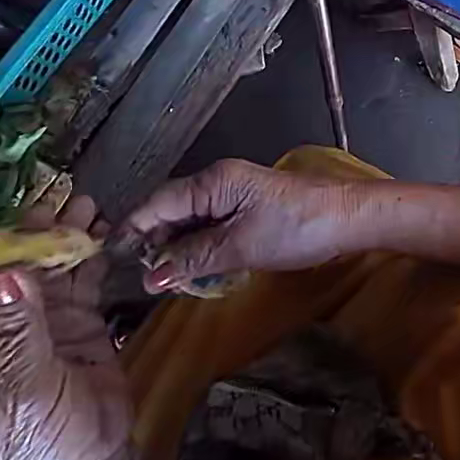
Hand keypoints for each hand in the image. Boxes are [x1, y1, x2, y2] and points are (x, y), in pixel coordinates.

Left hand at [0, 196, 131, 459]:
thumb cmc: (45, 450)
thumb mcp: (27, 393)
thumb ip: (19, 331)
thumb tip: (6, 271)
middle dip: (16, 240)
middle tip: (47, 206)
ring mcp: (32, 322)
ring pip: (36, 269)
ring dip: (55, 238)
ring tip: (79, 207)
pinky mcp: (71, 319)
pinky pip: (73, 277)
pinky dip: (84, 253)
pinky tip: (97, 229)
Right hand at [117, 158, 360, 294]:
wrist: (349, 219)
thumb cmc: (296, 228)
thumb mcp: (241, 247)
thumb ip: (193, 259)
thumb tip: (150, 277)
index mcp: (212, 181)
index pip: (158, 202)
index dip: (133, 228)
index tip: (110, 256)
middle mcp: (218, 181)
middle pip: (171, 209)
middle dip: (153, 240)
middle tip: (138, 275)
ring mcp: (233, 193)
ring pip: (190, 218)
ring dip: (176, 246)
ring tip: (161, 277)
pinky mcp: (247, 208)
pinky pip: (210, 224)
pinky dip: (197, 245)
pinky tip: (192, 267)